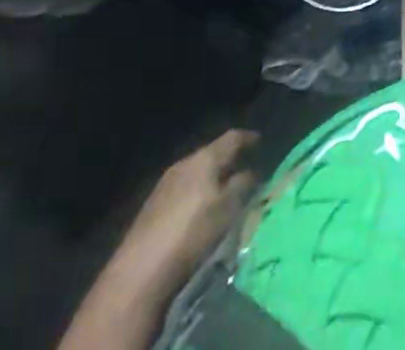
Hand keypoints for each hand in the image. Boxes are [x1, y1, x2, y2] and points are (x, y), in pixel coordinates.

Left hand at [114, 130, 259, 292]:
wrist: (143, 266)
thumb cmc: (193, 231)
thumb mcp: (228, 208)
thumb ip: (243, 184)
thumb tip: (251, 171)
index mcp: (204, 158)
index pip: (232, 138)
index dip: (248, 138)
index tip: (261, 141)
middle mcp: (184, 163)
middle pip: (213, 153)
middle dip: (231, 159)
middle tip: (248, 169)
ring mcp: (166, 182)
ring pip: (198, 170)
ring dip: (214, 176)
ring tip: (228, 189)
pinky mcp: (155, 203)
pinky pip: (186, 186)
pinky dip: (200, 189)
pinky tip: (203, 207)